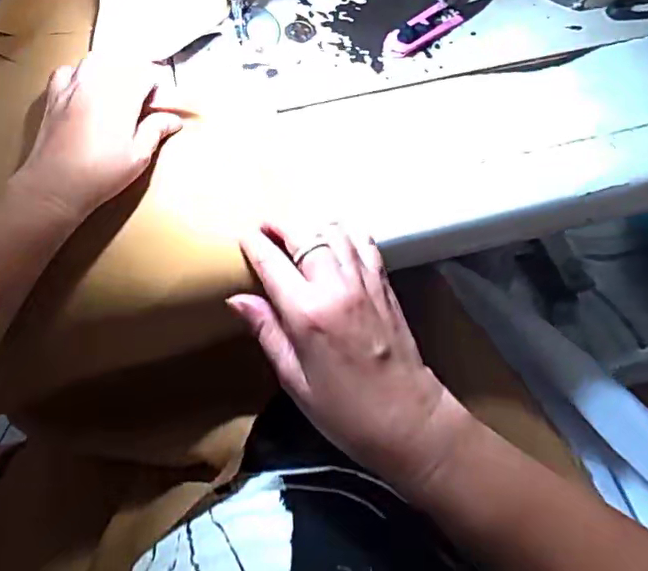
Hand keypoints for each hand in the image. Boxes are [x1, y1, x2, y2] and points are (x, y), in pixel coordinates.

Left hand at [8, 54, 183, 222]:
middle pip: (122, 60)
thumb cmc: (100, 174)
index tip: (156, 105)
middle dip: (135, 74)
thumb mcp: (137, 158)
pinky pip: (67, 71)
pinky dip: (77, 75)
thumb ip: (155, 131)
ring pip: (95, 60)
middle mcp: (97, 82)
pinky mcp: (53, 96)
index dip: (157, 86)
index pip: (147, 71)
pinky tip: (82, 91)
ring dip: (109, 69)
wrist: (52, 187)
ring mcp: (72, 87)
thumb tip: (173, 119)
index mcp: (122, 95)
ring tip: (114, 92)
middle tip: (139, 99)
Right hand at [230, 220, 472, 490]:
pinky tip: (335, 237)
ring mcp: (363, 282)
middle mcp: (335, 287)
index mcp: (307, 313)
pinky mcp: (383, 284)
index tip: (244, 238)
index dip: (254, 244)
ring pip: (334, 232)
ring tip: (297, 232)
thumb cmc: (345, 411)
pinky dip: (345, 232)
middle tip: (266, 228)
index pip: (272, 262)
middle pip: (303, 236)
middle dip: (281, 226)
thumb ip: (267, 332)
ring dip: (311, 226)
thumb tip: (237, 299)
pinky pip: (362, 242)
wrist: (409, 422)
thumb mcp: (295, 380)